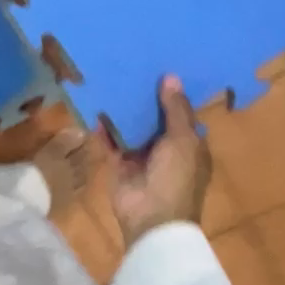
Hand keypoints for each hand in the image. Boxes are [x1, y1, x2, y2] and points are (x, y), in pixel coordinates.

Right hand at [96, 74, 211, 247]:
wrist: (152, 220)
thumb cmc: (177, 178)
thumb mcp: (183, 140)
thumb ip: (175, 109)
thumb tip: (171, 76)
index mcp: (190, 144)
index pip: (182, 113)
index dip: (174, 93)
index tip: (162, 65)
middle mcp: (166, 148)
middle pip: (154, 118)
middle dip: (145, 97)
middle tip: (132, 64)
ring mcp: (141, 157)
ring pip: (131, 127)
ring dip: (123, 109)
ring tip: (111, 78)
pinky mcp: (119, 164)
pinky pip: (110, 141)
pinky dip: (103, 127)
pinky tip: (95, 104)